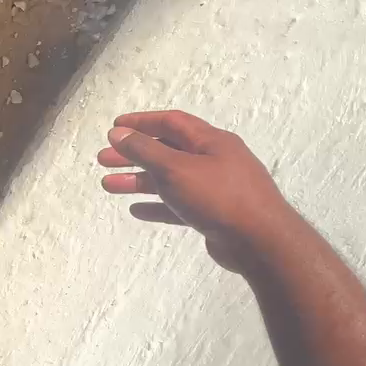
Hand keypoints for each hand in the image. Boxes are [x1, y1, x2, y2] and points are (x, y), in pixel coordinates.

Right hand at [96, 110, 304, 272]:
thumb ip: (144, 149)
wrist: (262, 243)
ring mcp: (215, 188)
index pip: (172, 122)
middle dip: (133, 154)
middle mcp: (214, 160)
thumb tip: (118, 133)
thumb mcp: (175, 168)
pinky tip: (137, 210)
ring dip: (138, 180)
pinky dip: (157, 204)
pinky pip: (178, 203)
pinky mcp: (214, 213)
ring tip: (109, 186)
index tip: (114, 128)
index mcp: (211, 142)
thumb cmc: (218, 197)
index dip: (141, 122)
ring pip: (169, 178)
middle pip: (166, 150)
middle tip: (103, 159)